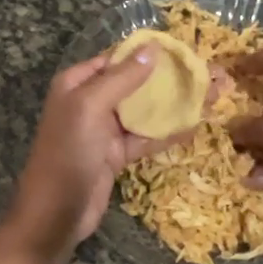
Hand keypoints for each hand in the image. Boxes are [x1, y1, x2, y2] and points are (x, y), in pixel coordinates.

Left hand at [3, 48, 191, 257]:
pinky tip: (194, 125)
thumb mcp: (91, 108)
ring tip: (206, 97)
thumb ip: (122, 78)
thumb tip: (153, 48)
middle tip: (204, 74)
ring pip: (142, 110)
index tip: (182, 51)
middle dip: (165, 79)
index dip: (146, 54)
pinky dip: (166, 132)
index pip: (116, 58)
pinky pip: (144, 137)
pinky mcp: (116, 154)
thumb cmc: (68, 152)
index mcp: (77, 82)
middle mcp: (90, 100)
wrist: (55, 215)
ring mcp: (104, 128)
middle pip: (132, 83)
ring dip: (171, 105)